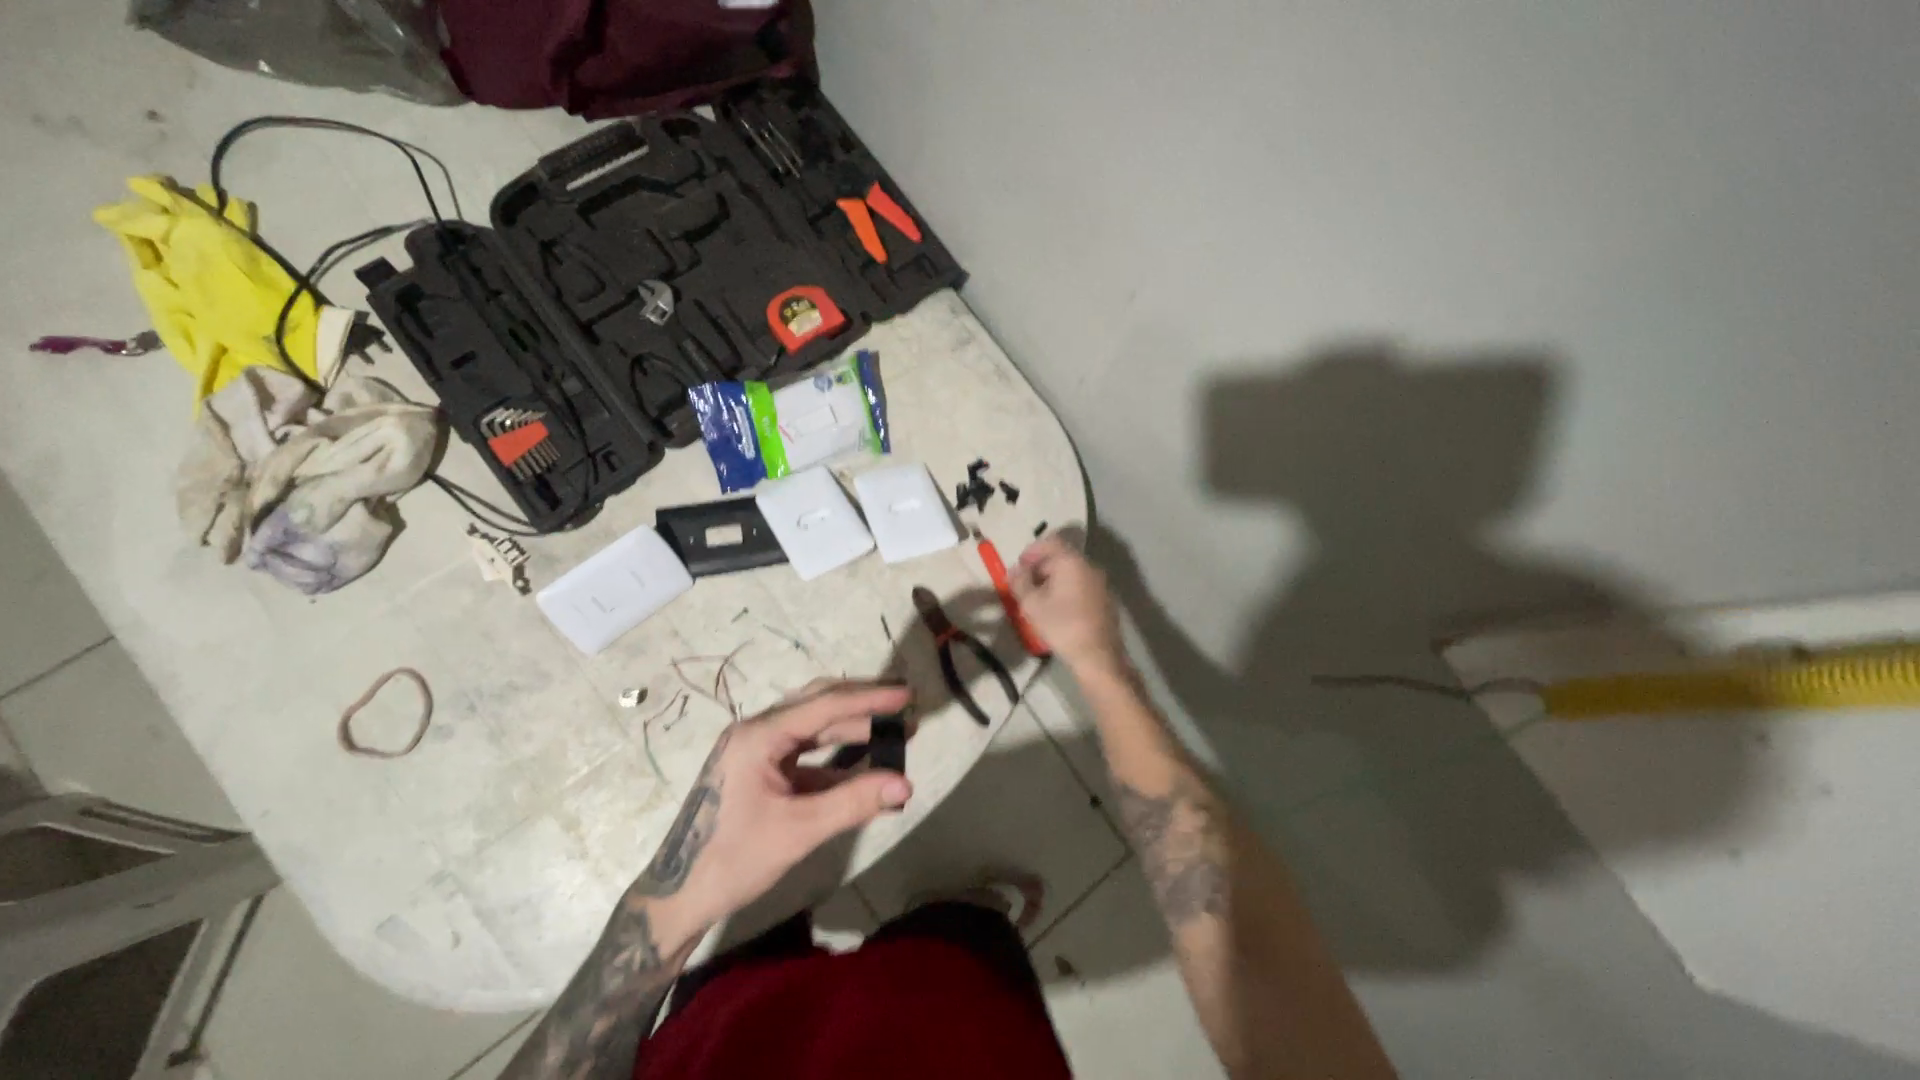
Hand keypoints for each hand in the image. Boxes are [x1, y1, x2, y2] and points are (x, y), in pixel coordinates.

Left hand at [631, 682, 912, 933]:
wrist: (680, 897)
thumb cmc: (734, 858)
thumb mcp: (799, 830)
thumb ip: (854, 802)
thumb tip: (906, 784)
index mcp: (758, 736)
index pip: (824, 705)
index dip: (869, 698)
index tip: (907, 695)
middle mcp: (756, 733)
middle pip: (817, 705)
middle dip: (862, 706)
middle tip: (904, 708)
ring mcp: (756, 753)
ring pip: (813, 731)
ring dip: (853, 732)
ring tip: (895, 736)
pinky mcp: (760, 774)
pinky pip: (806, 758)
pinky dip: (837, 763)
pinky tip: (866, 774)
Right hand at [1012, 535, 1127, 676]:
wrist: (1097, 655)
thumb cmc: (1062, 626)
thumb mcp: (1032, 605)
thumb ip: (1020, 582)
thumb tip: (1014, 570)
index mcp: (1072, 562)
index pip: (1051, 542)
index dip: (1032, 550)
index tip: (1019, 565)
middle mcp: (1089, 566)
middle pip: (1062, 556)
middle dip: (1041, 566)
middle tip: (1025, 583)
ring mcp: (1101, 582)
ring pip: (1072, 572)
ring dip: (1053, 579)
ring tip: (1039, 598)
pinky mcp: (1106, 599)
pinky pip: (1082, 584)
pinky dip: (1067, 588)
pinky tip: (1058, 608)